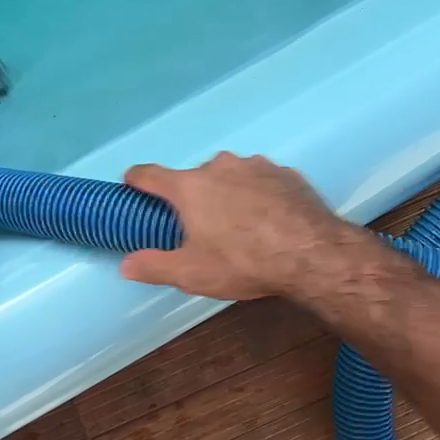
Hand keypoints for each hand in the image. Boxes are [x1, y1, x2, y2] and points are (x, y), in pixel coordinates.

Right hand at [119, 152, 379, 300]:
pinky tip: (268, 221)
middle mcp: (219, 166)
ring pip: (230, 176)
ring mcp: (256, 166)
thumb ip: (154, 266)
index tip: (131, 184)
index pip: (150, 174)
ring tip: (238, 225)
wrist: (313, 255)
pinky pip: (261, 181)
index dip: (136, 179)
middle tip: (198, 226)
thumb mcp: (191, 273)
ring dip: (226, 193)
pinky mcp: (286, 173)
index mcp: (189, 187)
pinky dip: (257, 195)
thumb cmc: (243, 262)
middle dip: (191, 197)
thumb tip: (126, 265)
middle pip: (194, 177)